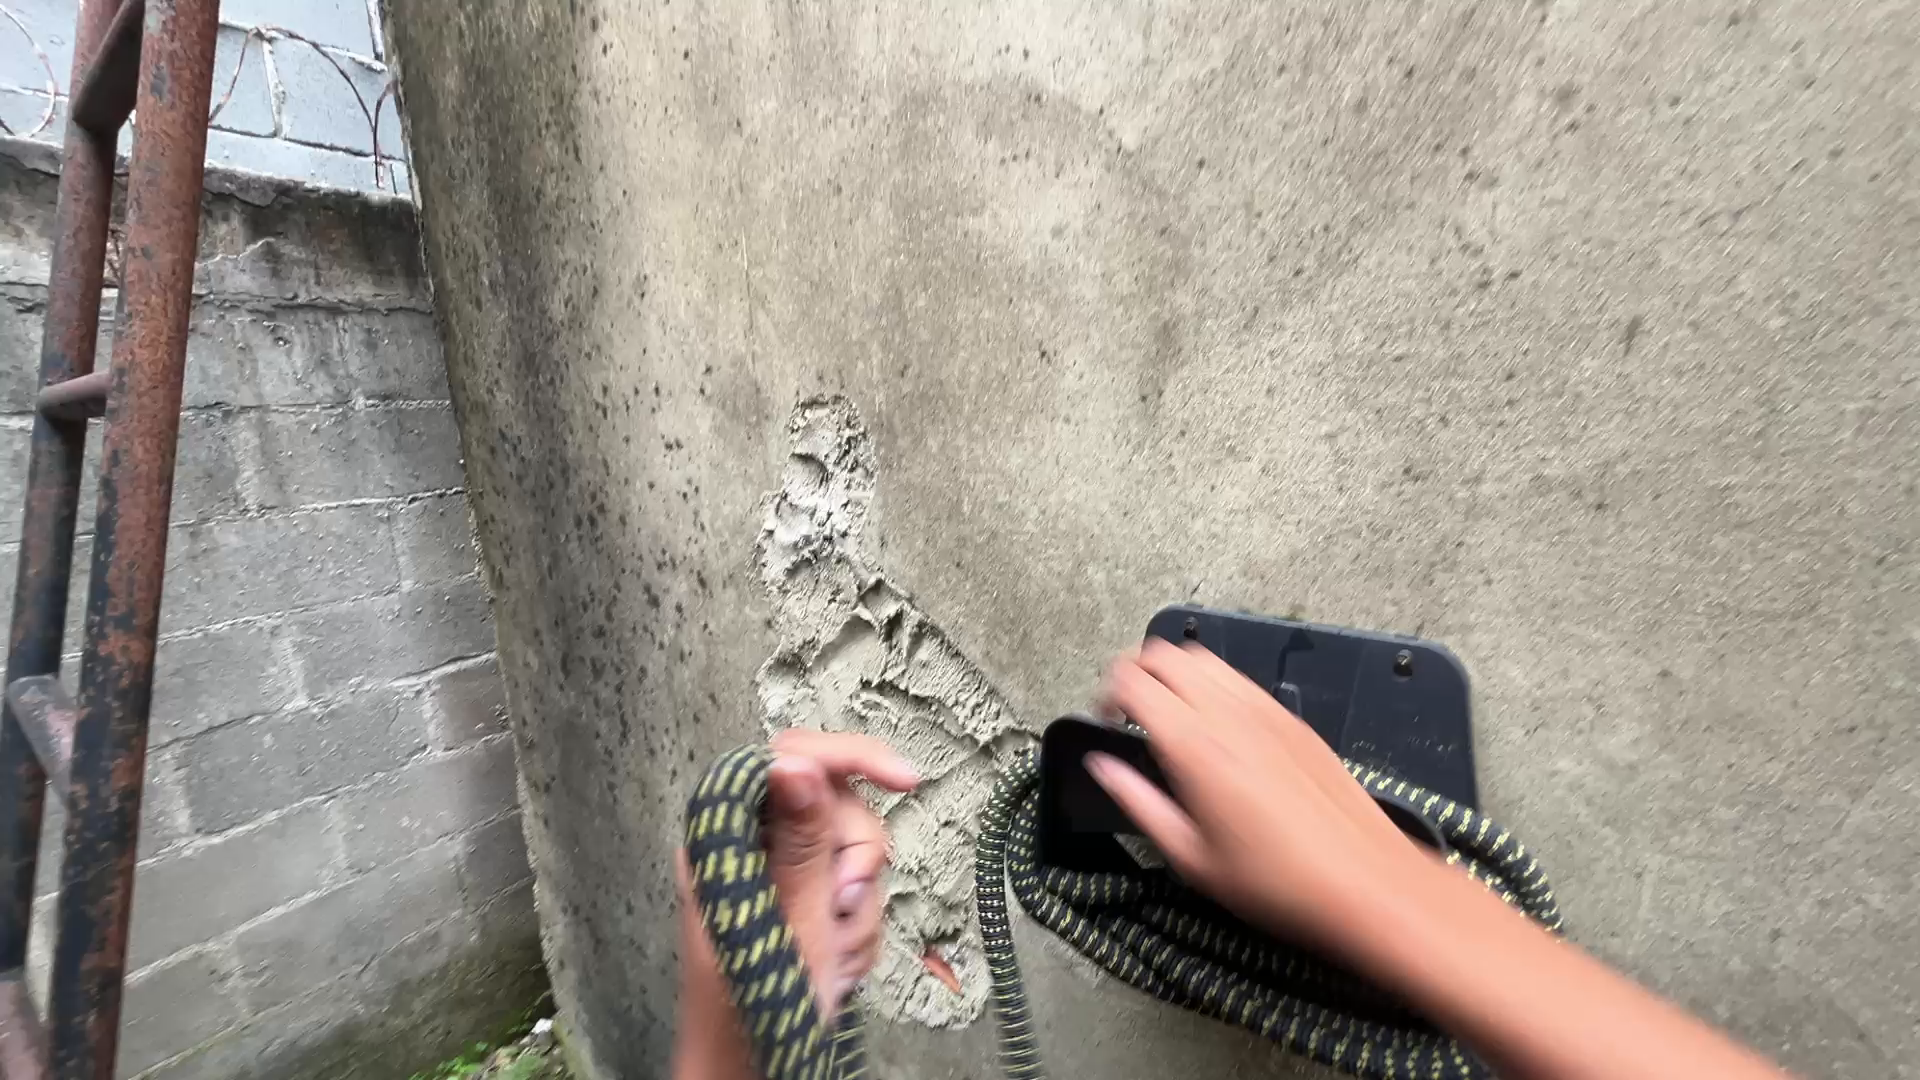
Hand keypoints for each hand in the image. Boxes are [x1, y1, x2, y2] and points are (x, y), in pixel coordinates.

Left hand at [674, 731, 918, 1079]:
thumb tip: (796, 762)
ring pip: (855, 847)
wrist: (753, 1076)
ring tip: (836, 952)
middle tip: (845, 906)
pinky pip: (858, 884)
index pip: (795, 756)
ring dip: (860, 904)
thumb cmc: (755, 1003)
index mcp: (731, 829)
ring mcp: (783, 866)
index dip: (853, 757)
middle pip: (838, 804)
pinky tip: (839, 960)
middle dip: (857, 858)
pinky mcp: (807, 893)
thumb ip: (798, 839)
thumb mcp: (788, 920)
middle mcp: (757, 838)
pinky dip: (859, 923)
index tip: (907, 781)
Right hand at [1088, 639, 1432, 951]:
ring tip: (1167, 711)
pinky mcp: (1289, 717)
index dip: (1106, 691)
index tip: (1105, 719)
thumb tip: (1102, 766)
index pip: (1132, 680)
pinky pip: (1236, 677)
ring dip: (1172, 671)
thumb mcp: (1190, 856)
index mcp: (1193, 743)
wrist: (1369, 883)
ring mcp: (1262, 708)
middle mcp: (1225, 711)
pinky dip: (1209, 682)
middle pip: (1163, 653)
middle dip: (1133, 671)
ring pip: (1201, 656)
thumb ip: (1137, 801)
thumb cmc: (1276, 882)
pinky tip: (1213, 722)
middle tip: (1127, 710)